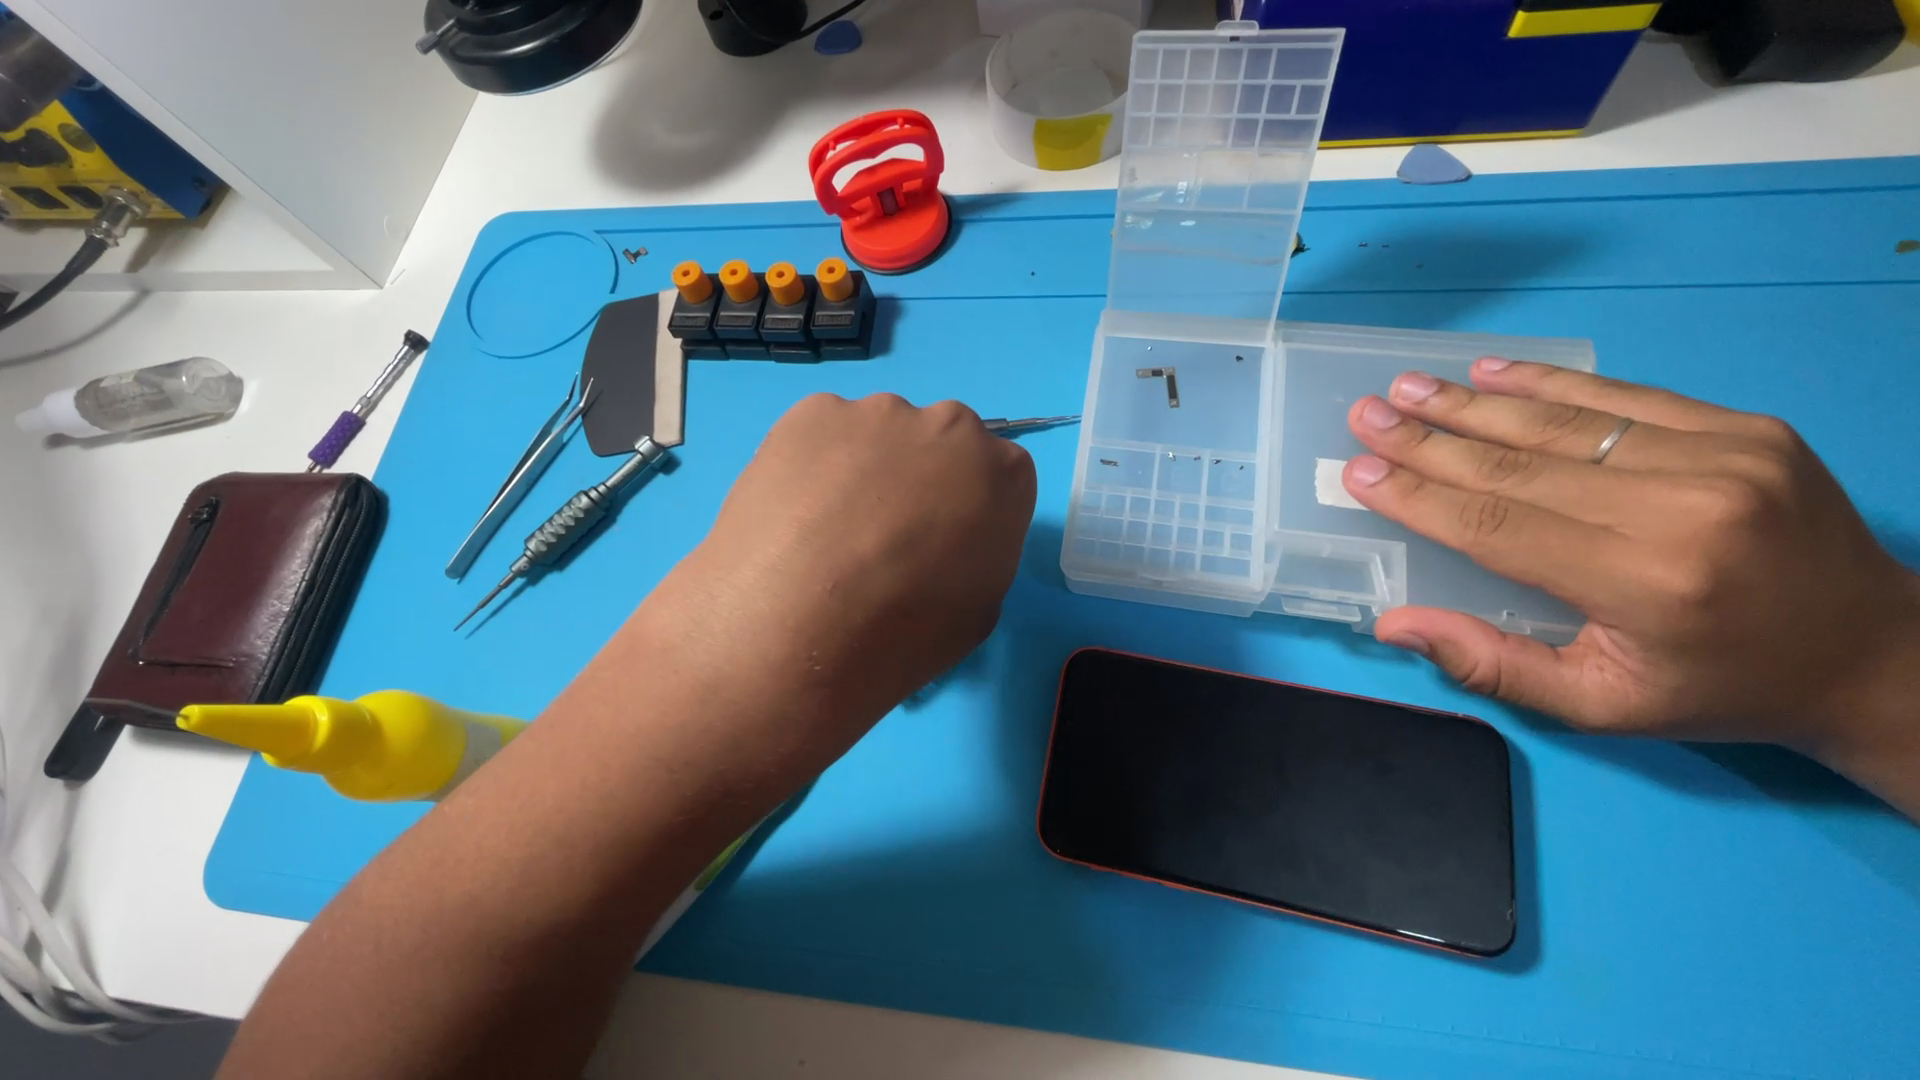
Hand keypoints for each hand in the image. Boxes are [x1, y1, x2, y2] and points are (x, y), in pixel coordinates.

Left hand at [633, 393, 1036, 767]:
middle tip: (880, 538)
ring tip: (822, 532)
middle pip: (939, 444)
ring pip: (877, 436)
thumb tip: (946, 540)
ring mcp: (878, 412)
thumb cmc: (903, 634)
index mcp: (1005, 474)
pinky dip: (811, 464)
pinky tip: (790, 513)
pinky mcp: (812, 411)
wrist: (797, 626)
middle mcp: (951, 426)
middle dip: (918, 479)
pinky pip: (822, 433)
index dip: (965, 512)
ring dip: (862, 470)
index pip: (997, 477)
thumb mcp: (978, 611)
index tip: (937, 545)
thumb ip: (978, 552)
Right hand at [1339, 359, 1919, 771]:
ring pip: (1562, 423)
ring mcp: (1721, 457)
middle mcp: (1681, 508)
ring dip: (1472, 403)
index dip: (1418, 496)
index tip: (1359, 471)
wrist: (1875, 653)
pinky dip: (1547, 384)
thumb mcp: (1600, 705)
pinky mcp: (1744, 429)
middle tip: (1365, 414)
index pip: (1495, 524)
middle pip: (1518, 465)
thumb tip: (1394, 624)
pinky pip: (1622, 397)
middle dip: (1428, 439)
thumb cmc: (1717, 688)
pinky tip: (1491, 372)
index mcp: (1642, 583)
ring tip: (1407, 387)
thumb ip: (1493, 666)